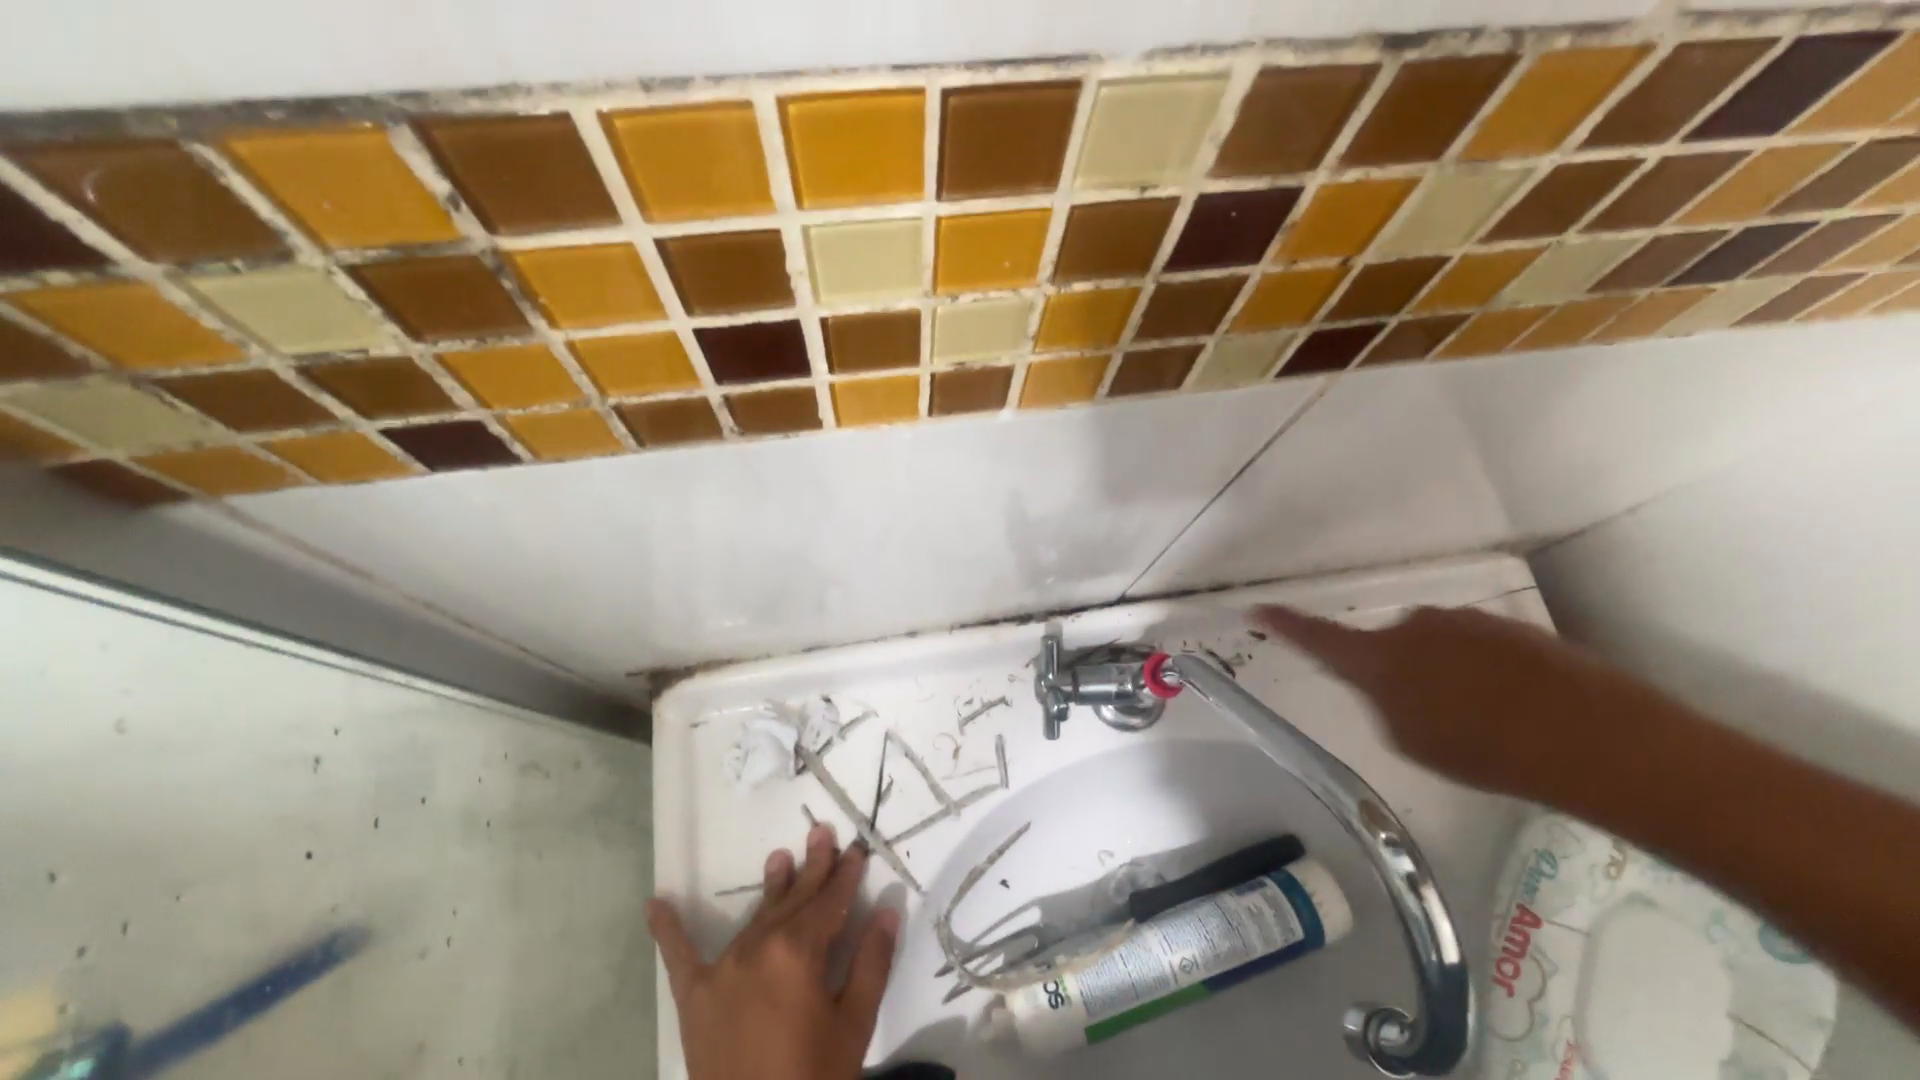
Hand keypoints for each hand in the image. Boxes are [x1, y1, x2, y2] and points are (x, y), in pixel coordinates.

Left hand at [649, 824, 899, 1079]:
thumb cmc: (814, 1076)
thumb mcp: (854, 1024)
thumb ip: (871, 963)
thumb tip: (887, 912)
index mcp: (798, 953)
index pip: (829, 903)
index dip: (845, 876)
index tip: (856, 849)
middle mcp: (757, 948)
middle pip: (793, 901)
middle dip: (812, 869)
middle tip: (821, 833)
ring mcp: (721, 970)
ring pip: (754, 919)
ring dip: (772, 889)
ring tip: (780, 858)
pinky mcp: (694, 996)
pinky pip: (679, 956)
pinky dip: (666, 931)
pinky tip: (654, 905)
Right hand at [1253, 604, 1646, 801]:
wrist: (1585, 734)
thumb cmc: (1480, 749)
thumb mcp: (1410, 740)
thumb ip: (1385, 704)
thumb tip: (1394, 684)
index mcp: (1378, 658)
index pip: (1318, 638)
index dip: (1286, 625)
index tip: (1257, 608)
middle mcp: (1414, 626)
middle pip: (1389, 645)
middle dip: (1398, 671)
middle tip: (1427, 718)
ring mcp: (1464, 621)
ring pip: (1436, 646)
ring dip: (1444, 674)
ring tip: (1481, 720)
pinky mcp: (1508, 626)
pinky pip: (1477, 649)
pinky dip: (1483, 674)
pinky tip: (1513, 709)